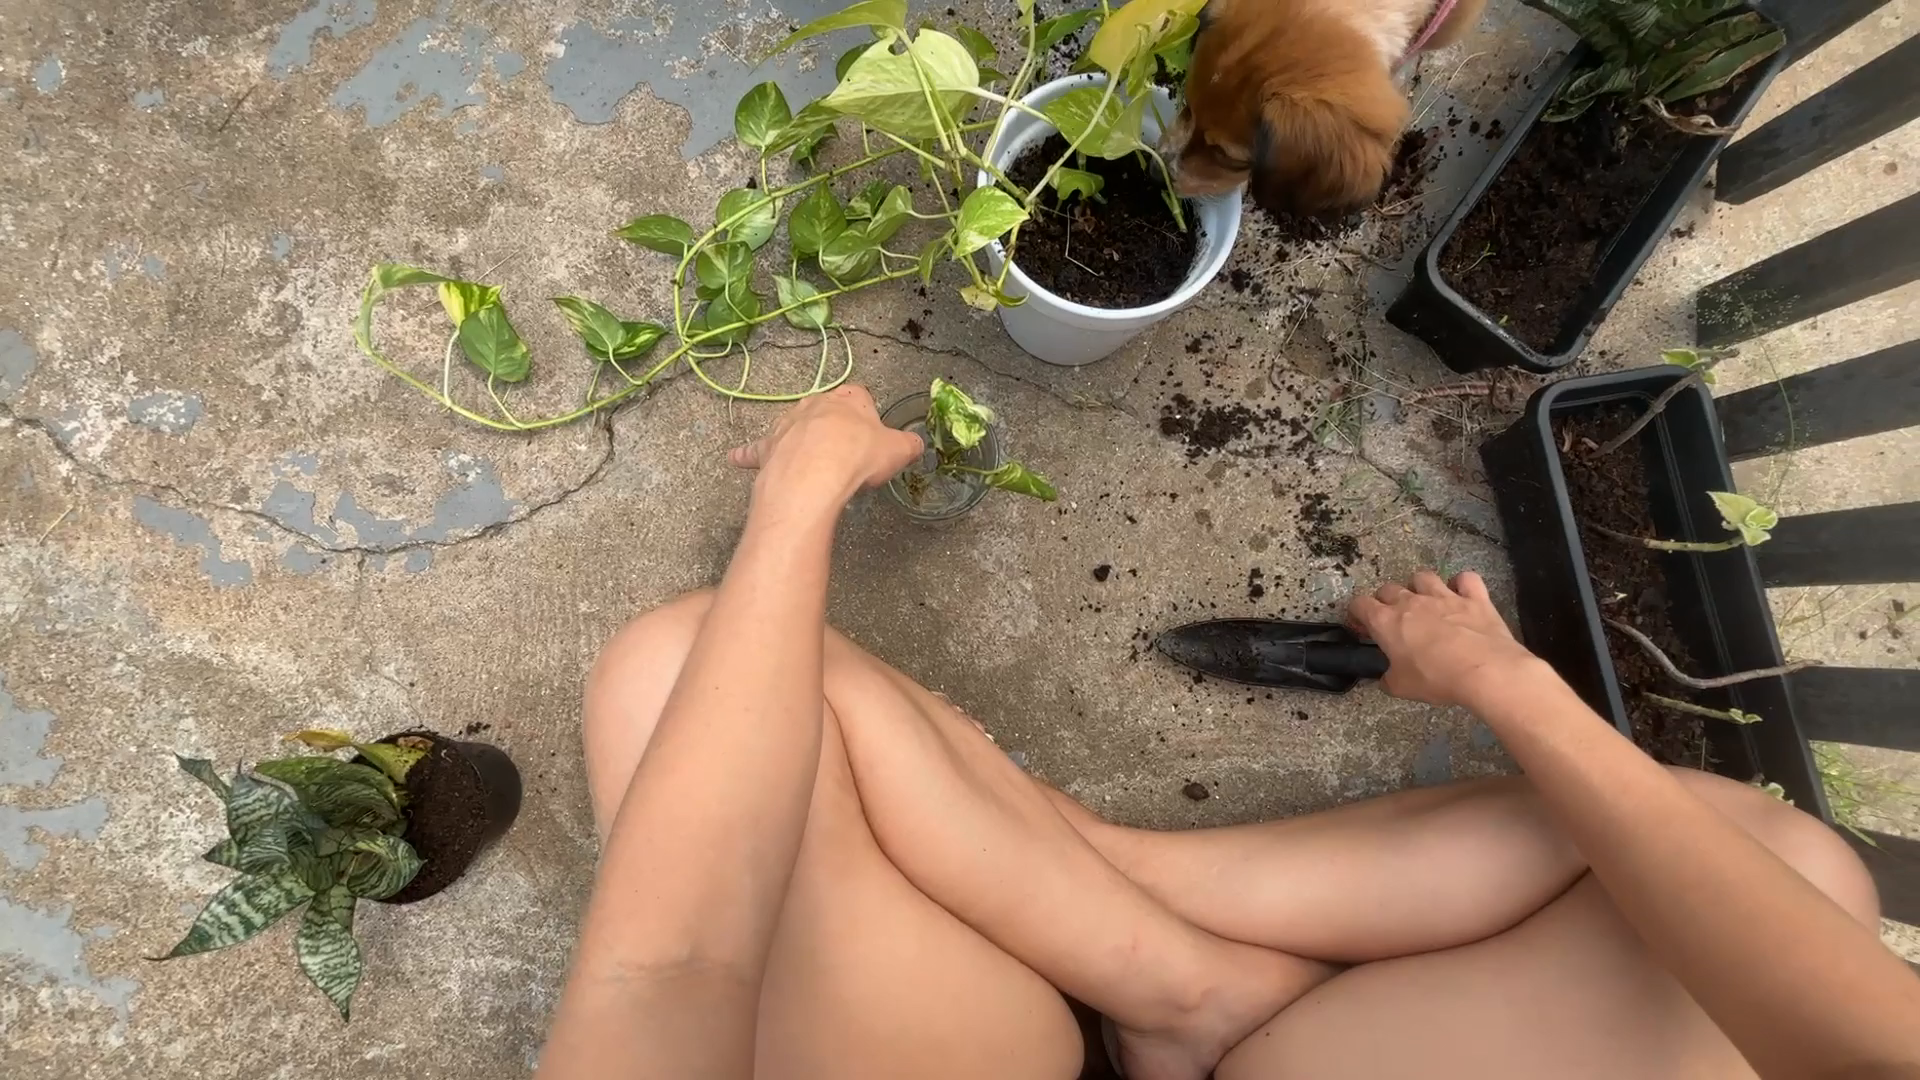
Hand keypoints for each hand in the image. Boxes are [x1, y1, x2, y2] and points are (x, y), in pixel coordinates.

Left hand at [729, 385, 924, 510]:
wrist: (816, 474)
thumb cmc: (859, 456)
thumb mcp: (898, 450)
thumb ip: (908, 445)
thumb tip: (917, 445)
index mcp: (849, 400)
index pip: (860, 398)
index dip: (867, 417)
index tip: (871, 436)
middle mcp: (815, 405)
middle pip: (825, 411)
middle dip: (834, 429)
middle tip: (846, 455)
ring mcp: (787, 425)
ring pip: (793, 427)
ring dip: (801, 440)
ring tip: (813, 464)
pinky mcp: (768, 448)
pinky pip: (756, 450)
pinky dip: (749, 455)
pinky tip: (737, 460)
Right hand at [1348, 571, 1543, 708]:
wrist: (1486, 672)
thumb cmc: (1437, 678)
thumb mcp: (1401, 687)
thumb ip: (1388, 679)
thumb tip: (1386, 679)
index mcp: (1385, 621)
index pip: (1359, 604)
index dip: (1357, 615)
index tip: (1363, 629)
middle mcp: (1410, 602)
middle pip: (1388, 588)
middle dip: (1386, 601)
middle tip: (1394, 620)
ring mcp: (1444, 597)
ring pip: (1423, 577)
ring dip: (1419, 586)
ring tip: (1424, 602)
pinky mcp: (1475, 599)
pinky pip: (1466, 579)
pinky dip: (1462, 584)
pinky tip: (1462, 594)